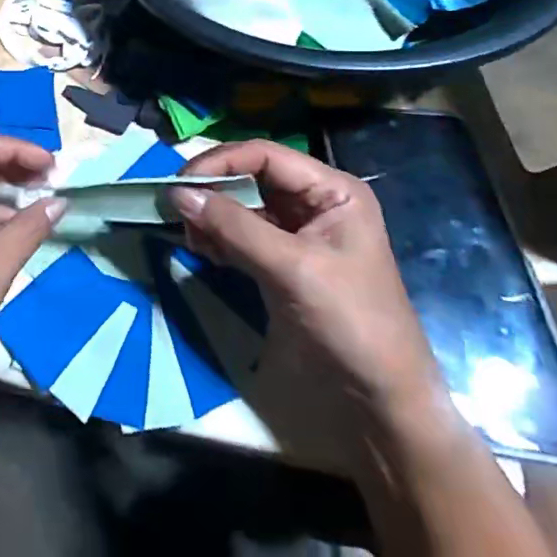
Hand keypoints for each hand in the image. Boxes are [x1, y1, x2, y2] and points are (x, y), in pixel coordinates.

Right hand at [170, 140, 439, 415]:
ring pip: (243, 209)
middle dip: (214, 192)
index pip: (266, 156)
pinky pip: (243, 238)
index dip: (221, 163)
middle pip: (252, 179)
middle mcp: (315, 203)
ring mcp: (298, 234)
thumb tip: (177, 193)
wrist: (380, 400)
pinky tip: (203, 252)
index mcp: (332, 190)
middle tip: (177, 213)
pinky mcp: (283, 264)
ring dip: (213, 218)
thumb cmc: (349, 320)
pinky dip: (220, 241)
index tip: (179, 183)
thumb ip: (234, 227)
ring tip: (190, 239)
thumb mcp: (292, 268)